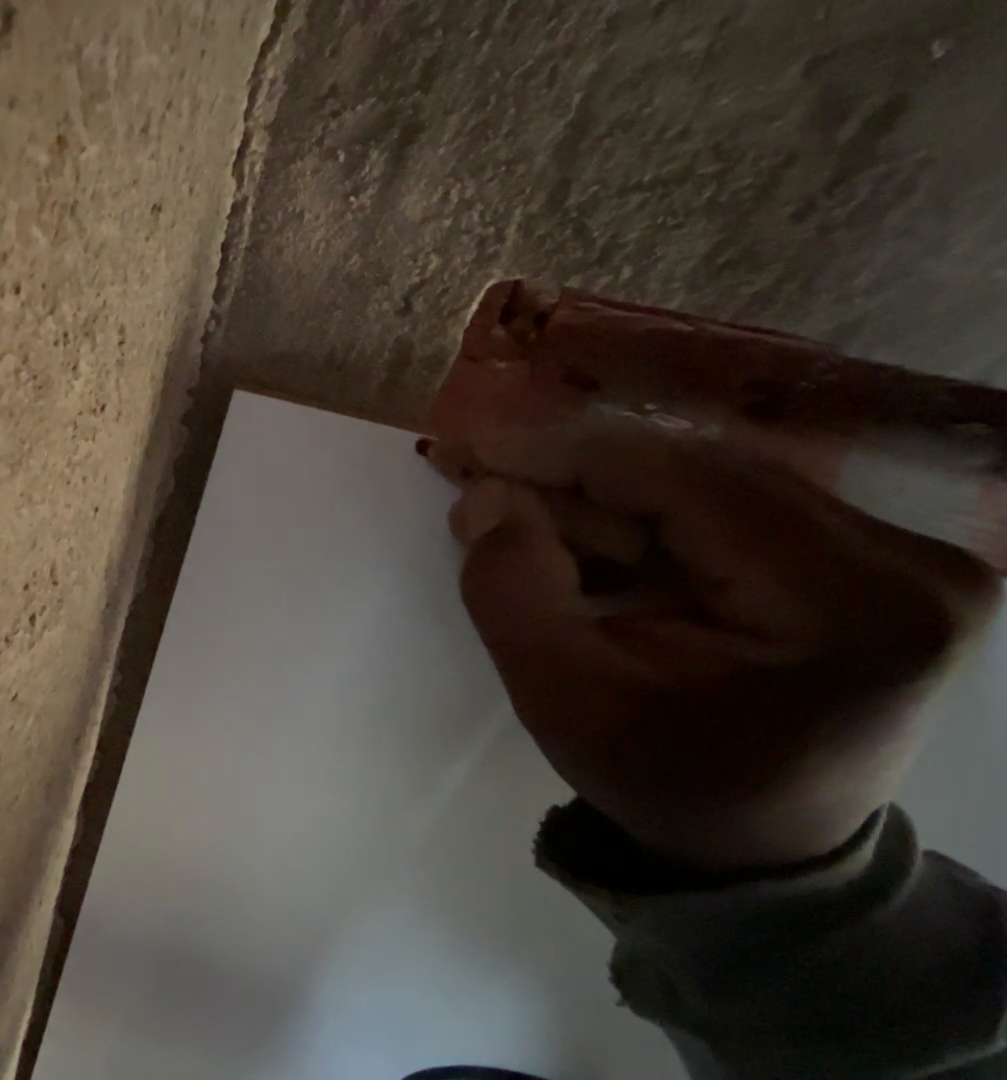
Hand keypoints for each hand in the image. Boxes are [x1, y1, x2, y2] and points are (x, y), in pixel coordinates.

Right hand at [434, 426, 999, 872]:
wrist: (761, 848)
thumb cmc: (665, 785)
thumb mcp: (564, 702)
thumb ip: (514, 592)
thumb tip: (483, 494)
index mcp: (845, 603)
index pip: (681, 481)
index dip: (560, 456)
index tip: (463, 452)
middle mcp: (903, 558)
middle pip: (697, 472)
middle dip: (572, 476)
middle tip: (477, 481)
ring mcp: (897, 552)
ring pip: (705, 480)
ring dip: (600, 498)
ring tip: (520, 522)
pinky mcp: (866, 557)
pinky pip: (723, 504)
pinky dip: (638, 518)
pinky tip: (583, 544)